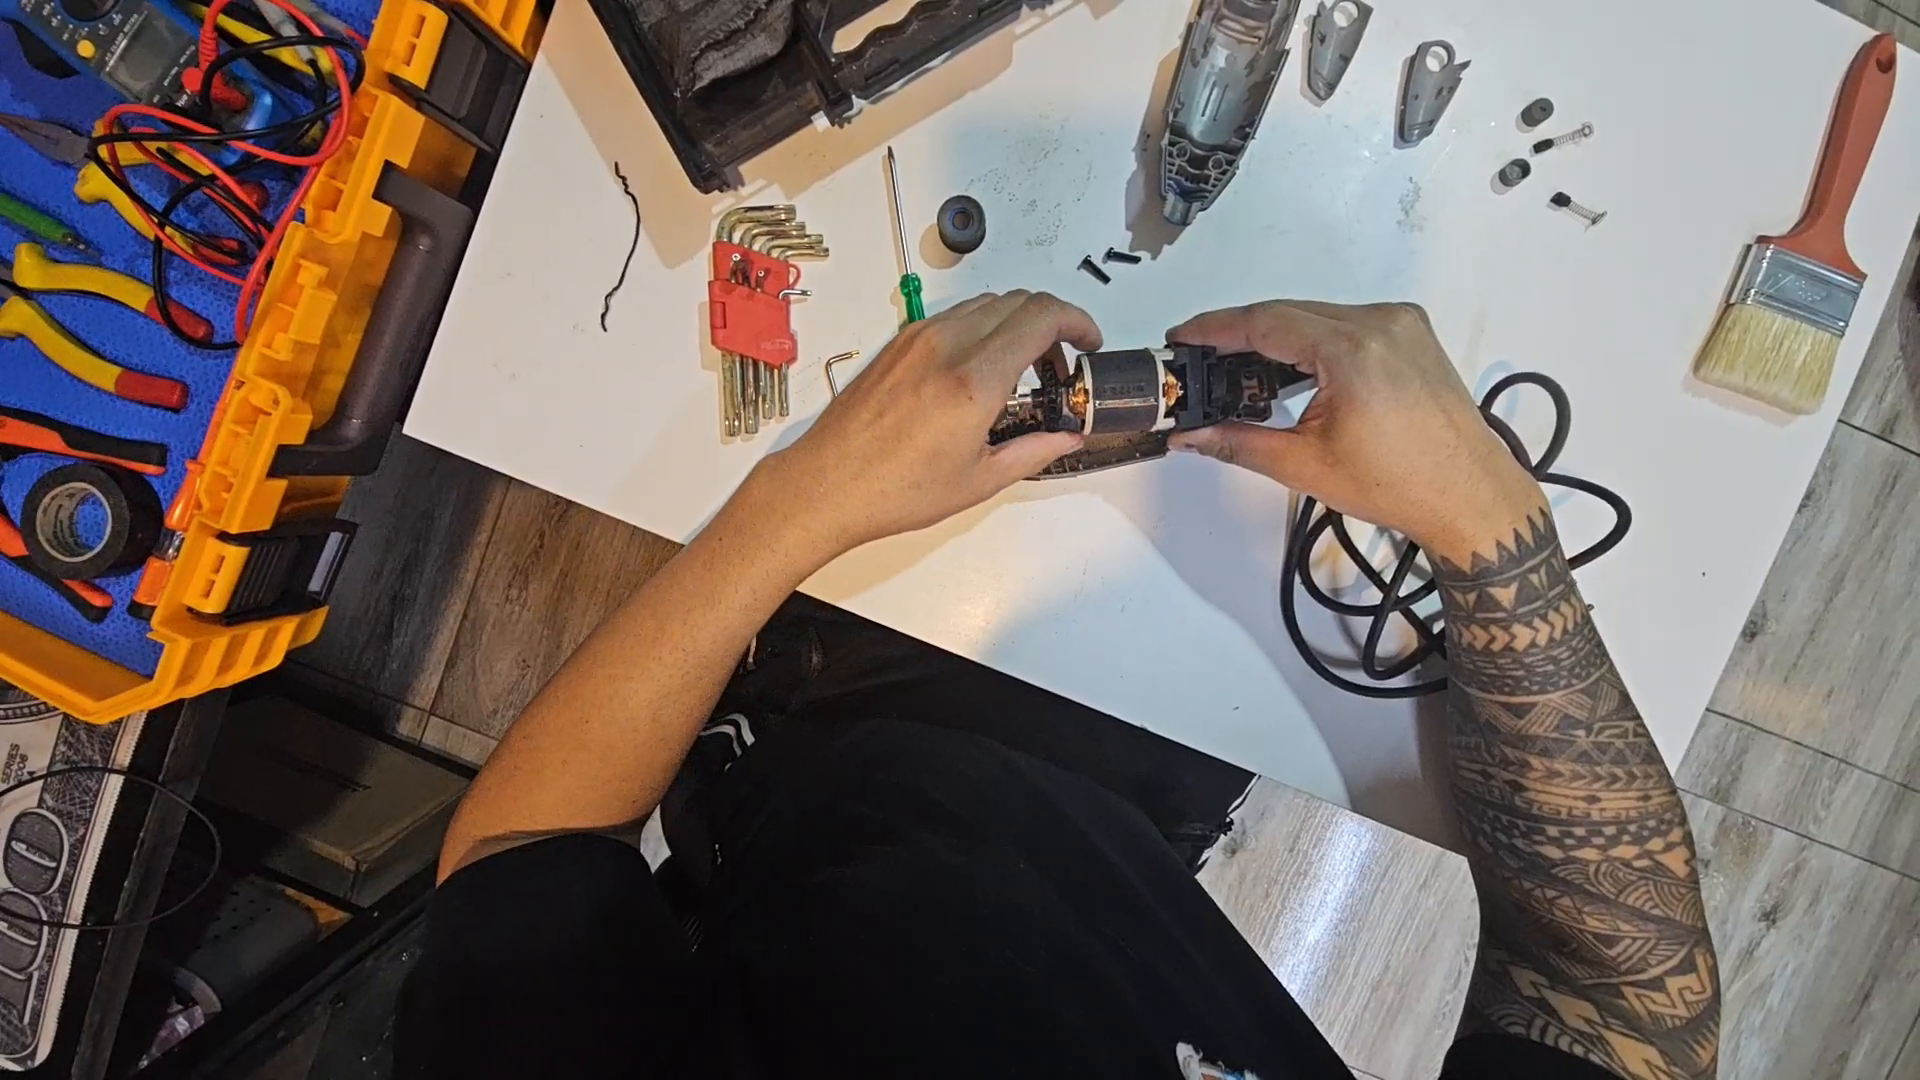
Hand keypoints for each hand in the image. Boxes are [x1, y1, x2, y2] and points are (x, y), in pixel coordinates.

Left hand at [740, 291, 1100, 559]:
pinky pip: (955, 316)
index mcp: (974, 379)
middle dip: (1053, 324)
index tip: (1088, 342)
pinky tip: (981, 370)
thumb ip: (1034, 450)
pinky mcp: (899, 343)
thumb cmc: (895, 490)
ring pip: (986, 303)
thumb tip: (1068, 438)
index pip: (1042, 316)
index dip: (1078, 321)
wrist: (827, 486)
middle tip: (1059, 366)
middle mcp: (946, 345)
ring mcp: (918, 338)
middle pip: (1019, 300)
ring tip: (1022, 371)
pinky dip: (983, 328)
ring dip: (1017, 323)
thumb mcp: (979, 480)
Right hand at [1166, 301, 1543, 561]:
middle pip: (1288, 312)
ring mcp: (1400, 323)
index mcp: (1352, 349)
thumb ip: (1236, 442)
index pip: (1265, 322)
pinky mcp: (1410, 334)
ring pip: (1314, 314)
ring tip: (1231, 364)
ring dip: (1271, 336)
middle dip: (1237, 332)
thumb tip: (1184, 438)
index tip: (1178, 338)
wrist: (1468, 496)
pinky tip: (1282, 367)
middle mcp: (1379, 321)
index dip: (1214, 327)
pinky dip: (1305, 340)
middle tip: (1197, 357)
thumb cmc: (1390, 484)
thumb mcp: (1301, 465)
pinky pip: (1342, 324)